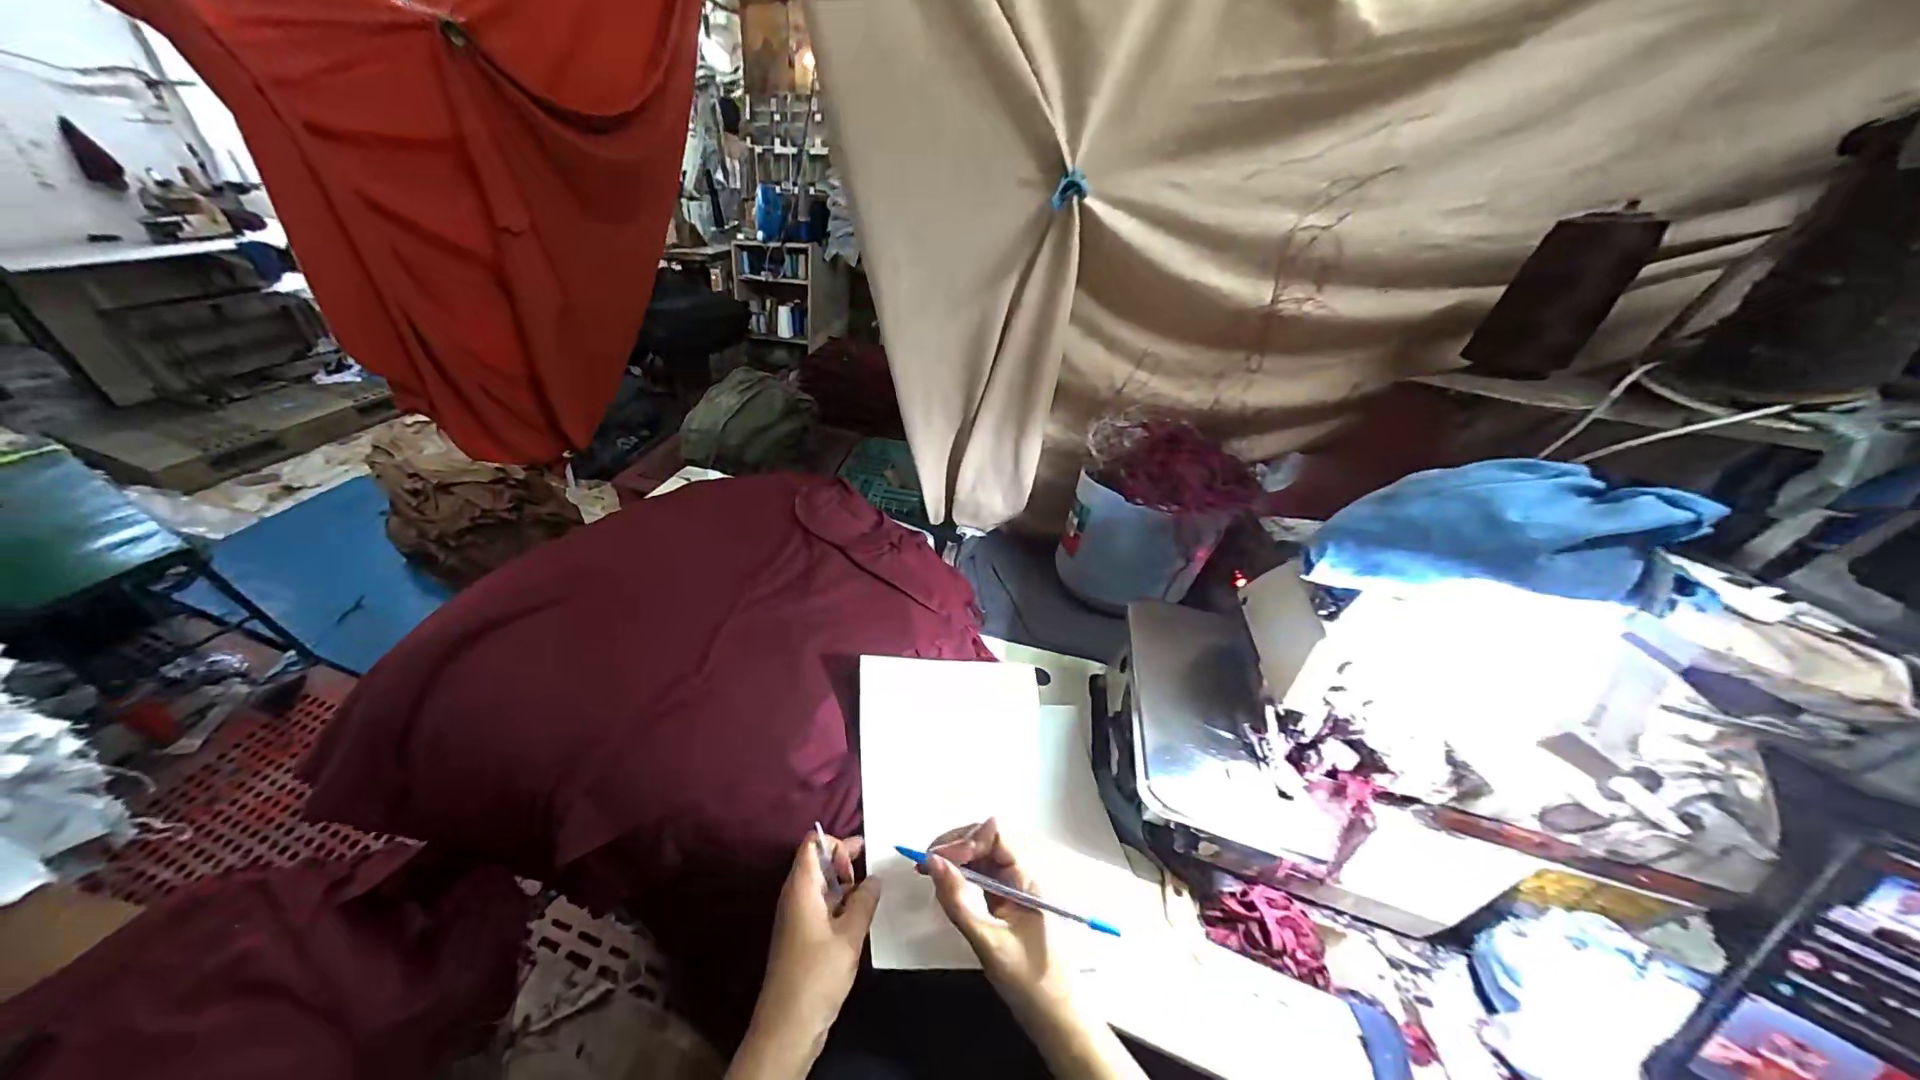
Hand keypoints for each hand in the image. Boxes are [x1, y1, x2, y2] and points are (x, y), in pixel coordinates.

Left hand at [728, 832, 879, 1079]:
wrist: (788, 1027)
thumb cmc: (816, 974)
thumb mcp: (849, 935)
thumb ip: (864, 901)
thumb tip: (874, 878)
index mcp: (801, 887)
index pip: (812, 844)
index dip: (835, 841)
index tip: (859, 855)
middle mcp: (795, 896)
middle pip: (817, 861)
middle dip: (843, 857)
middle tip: (871, 862)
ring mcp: (797, 917)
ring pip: (821, 884)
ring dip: (844, 882)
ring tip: (871, 888)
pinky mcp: (802, 936)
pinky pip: (821, 905)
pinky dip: (840, 902)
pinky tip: (860, 913)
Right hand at [924, 820, 1146, 1079]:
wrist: (1055, 1018)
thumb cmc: (1029, 981)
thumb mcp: (988, 942)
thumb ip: (958, 901)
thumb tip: (933, 862)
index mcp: (1025, 878)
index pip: (994, 836)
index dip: (965, 839)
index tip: (938, 857)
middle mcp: (1019, 876)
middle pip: (985, 841)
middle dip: (954, 844)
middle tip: (925, 861)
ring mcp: (1011, 889)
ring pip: (980, 857)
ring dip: (954, 857)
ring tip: (927, 868)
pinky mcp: (1003, 903)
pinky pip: (979, 876)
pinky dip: (959, 874)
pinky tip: (943, 882)